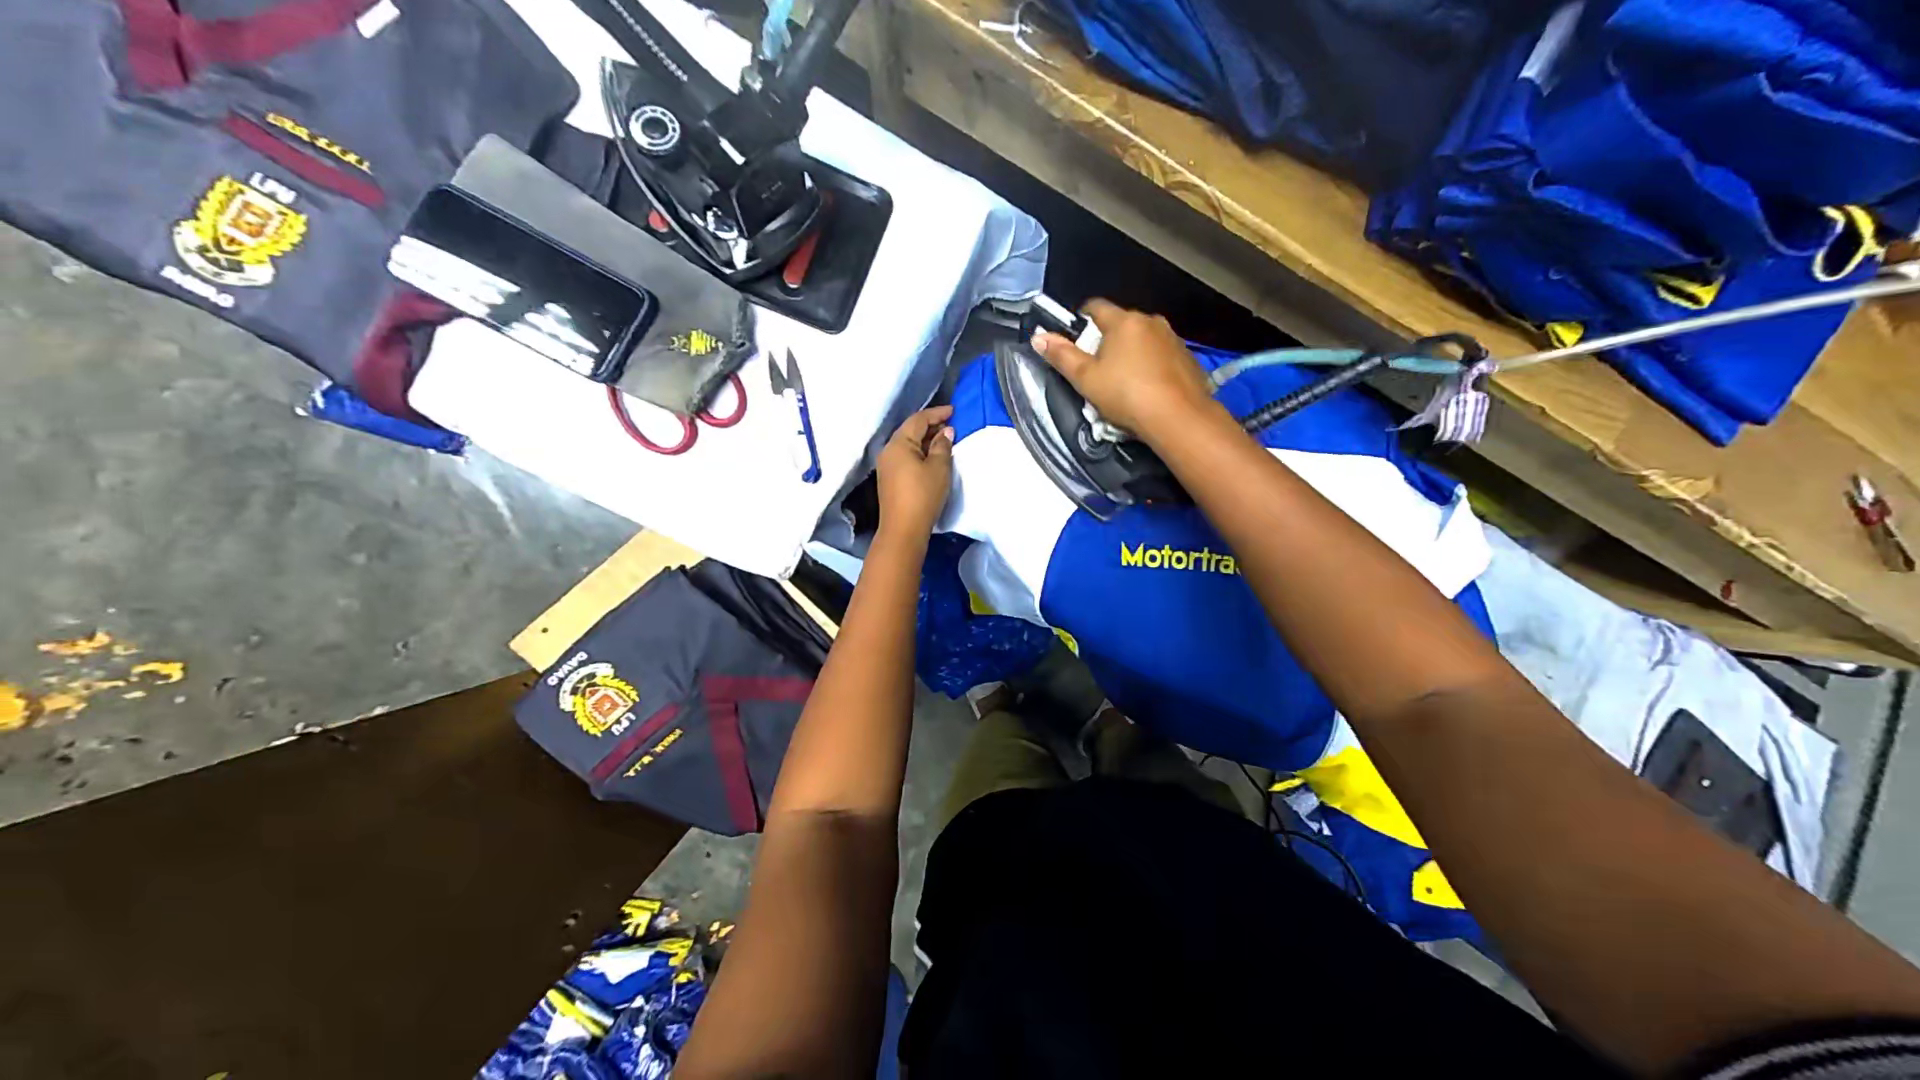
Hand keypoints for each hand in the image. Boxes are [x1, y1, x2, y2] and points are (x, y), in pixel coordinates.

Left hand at [875, 405, 954, 538]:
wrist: (903, 529)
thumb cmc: (923, 495)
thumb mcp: (939, 468)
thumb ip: (943, 446)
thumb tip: (945, 432)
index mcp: (899, 444)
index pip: (918, 420)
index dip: (936, 413)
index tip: (953, 410)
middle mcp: (888, 450)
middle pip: (910, 430)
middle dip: (930, 426)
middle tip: (951, 425)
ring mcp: (887, 465)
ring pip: (907, 444)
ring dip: (925, 440)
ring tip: (945, 440)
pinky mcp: (889, 478)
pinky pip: (905, 456)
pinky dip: (919, 452)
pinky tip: (932, 457)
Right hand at [1030, 299, 1218, 440]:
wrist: (1178, 419)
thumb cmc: (1126, 395)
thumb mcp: (1085, 379)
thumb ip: (1061, 356)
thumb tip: (1038, 336)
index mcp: (1123, 321)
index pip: (1095, 306)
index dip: (1081, 320)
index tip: (1075, 340)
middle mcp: (1151, 322)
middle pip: (1120, 324)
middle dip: (1107, 341)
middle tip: (1096, 370)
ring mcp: (1173, 339)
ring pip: (1143, 340)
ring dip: (1132, 354)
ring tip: (1124, 383)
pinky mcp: (1188, 359)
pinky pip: (1162, 356)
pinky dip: (1153, 366)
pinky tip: (1148, 389)